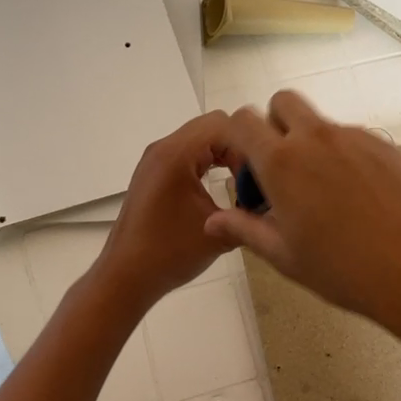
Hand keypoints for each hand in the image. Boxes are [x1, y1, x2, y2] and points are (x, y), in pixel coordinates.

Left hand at [88, 111, 241, 311]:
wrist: (126, 276)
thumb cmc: (170, 253)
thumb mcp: (218, 233)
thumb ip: (250, 213)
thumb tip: (274, 203)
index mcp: (177, 154)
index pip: (225, 125)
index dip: (248, 147)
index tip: (257, 178)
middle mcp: (163, 147)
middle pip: (212, 124)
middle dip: (238, 146)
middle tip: (252, 178)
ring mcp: (155, 158)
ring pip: (200, 136)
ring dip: (223, 152)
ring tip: (239, 183)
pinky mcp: (153, 171)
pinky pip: (187, 151)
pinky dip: (207, 161)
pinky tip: (218, 187)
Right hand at [203, 91, 400, 334]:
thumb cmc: (345, 271)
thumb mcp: (285, 256)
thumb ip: (245, 229)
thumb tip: (212, 222)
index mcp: (282, 163)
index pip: (243, 120)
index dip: (238, 138)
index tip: (248, 171)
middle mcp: (316, 138)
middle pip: (283, 102)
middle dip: (275, 124)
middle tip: (284, 170)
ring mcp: (355, 138)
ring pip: (321, 123)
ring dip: (312, 144)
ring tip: (327, 196)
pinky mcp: (385, 145)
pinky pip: (353, 138)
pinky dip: (345, 157)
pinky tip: (360, 200)